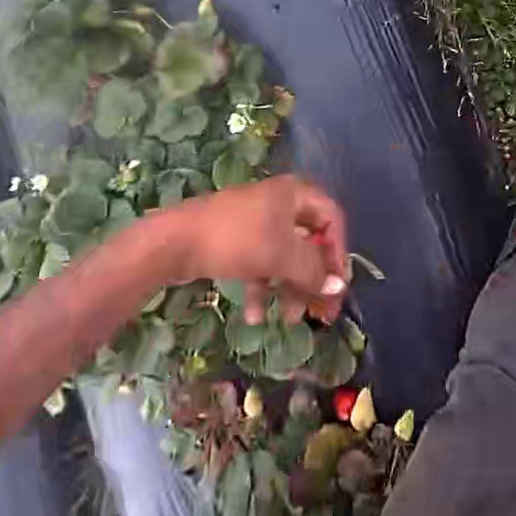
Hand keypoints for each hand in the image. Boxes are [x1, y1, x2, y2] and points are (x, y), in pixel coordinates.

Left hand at [154, 175, 348, 325]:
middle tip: (322, 314)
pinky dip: (261, 287)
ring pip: (283, 256)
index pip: (331, 218)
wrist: (177, 240)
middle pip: (308, 241)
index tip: (336, 284)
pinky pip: (259, 262)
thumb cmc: (237, 240)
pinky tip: (254, 316)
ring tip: (290, 320)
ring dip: (289, 288)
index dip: (338, 251)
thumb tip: (337, 286)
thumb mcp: (282, 256)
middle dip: (314, 279)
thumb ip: (313, 271)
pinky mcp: (234, 239)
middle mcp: (277, 203)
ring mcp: (254, 221)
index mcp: (293, 194)